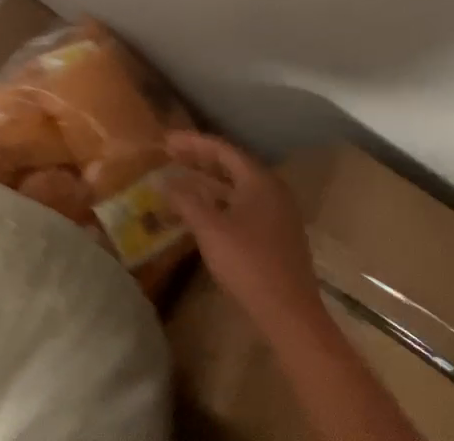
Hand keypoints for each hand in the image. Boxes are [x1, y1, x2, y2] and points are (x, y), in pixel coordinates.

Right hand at [165, 132, 323, 334]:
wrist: (289, 313)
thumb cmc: (248, 263)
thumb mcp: (209, 228)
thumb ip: (185, 200)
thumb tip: (164, 180)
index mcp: (260, 182)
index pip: (222, 149)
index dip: (192, 142)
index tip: (165, 140)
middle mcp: (273, 191)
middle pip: (232, 165)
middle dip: (199, 159)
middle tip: (170, 155)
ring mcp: (278, 214)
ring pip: (238, 187)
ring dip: (209, 181)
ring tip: (180, 179)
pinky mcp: (277, 235)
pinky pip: (244, 205)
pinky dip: (220, 201)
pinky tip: (201, 211)